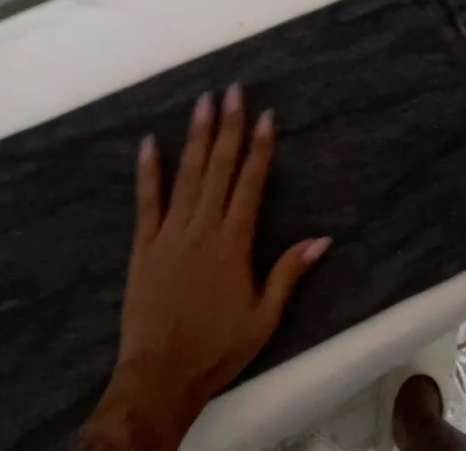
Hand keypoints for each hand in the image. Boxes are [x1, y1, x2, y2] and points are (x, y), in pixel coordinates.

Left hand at [80, 84, 331, 449]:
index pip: (250, 183)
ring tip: (203, 102)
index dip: (259, 147)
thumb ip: (289, 273)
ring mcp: (170, 233)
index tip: (265, 115)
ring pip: (186, 174)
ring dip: (196, 136)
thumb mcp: (264, 318)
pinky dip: (148, 170)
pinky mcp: (143, 245)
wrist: (160, 375)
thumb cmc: (218, 347)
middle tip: (234, 90)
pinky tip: (148, 143)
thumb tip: (322, 238)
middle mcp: (203, 228)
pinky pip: (146, 200)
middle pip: (219, 167)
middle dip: (228, 126)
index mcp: (234, 242)